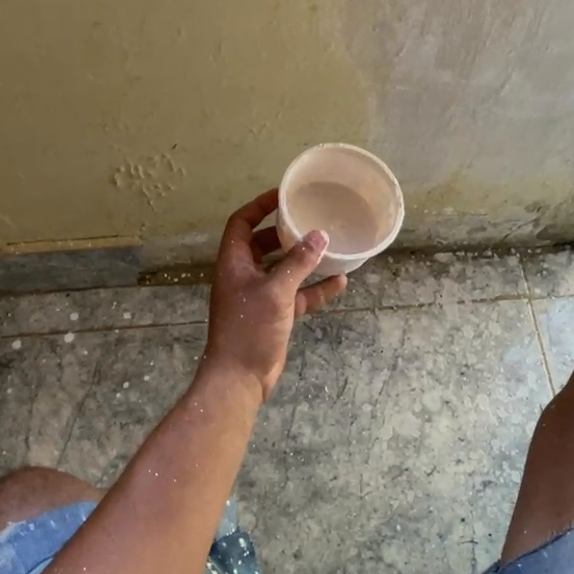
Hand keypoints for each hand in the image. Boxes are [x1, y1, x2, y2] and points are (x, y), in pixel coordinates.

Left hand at [199, 188, 348, 402]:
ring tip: (328, 245)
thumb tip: (320, 235)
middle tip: (309, 218)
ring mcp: (260, 296)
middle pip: (263, 243)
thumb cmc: (249, 329)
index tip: (283, 195)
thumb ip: (298, 262)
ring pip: (283, 269)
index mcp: (234, 262)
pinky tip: (339, 280)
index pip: (241, 223)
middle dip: (284, 231)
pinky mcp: (275, 315)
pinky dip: (315, 287)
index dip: (259, 206)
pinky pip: (298, 294)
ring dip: (304, 259)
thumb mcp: (275, 291)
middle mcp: (244, 274)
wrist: (240, 379)